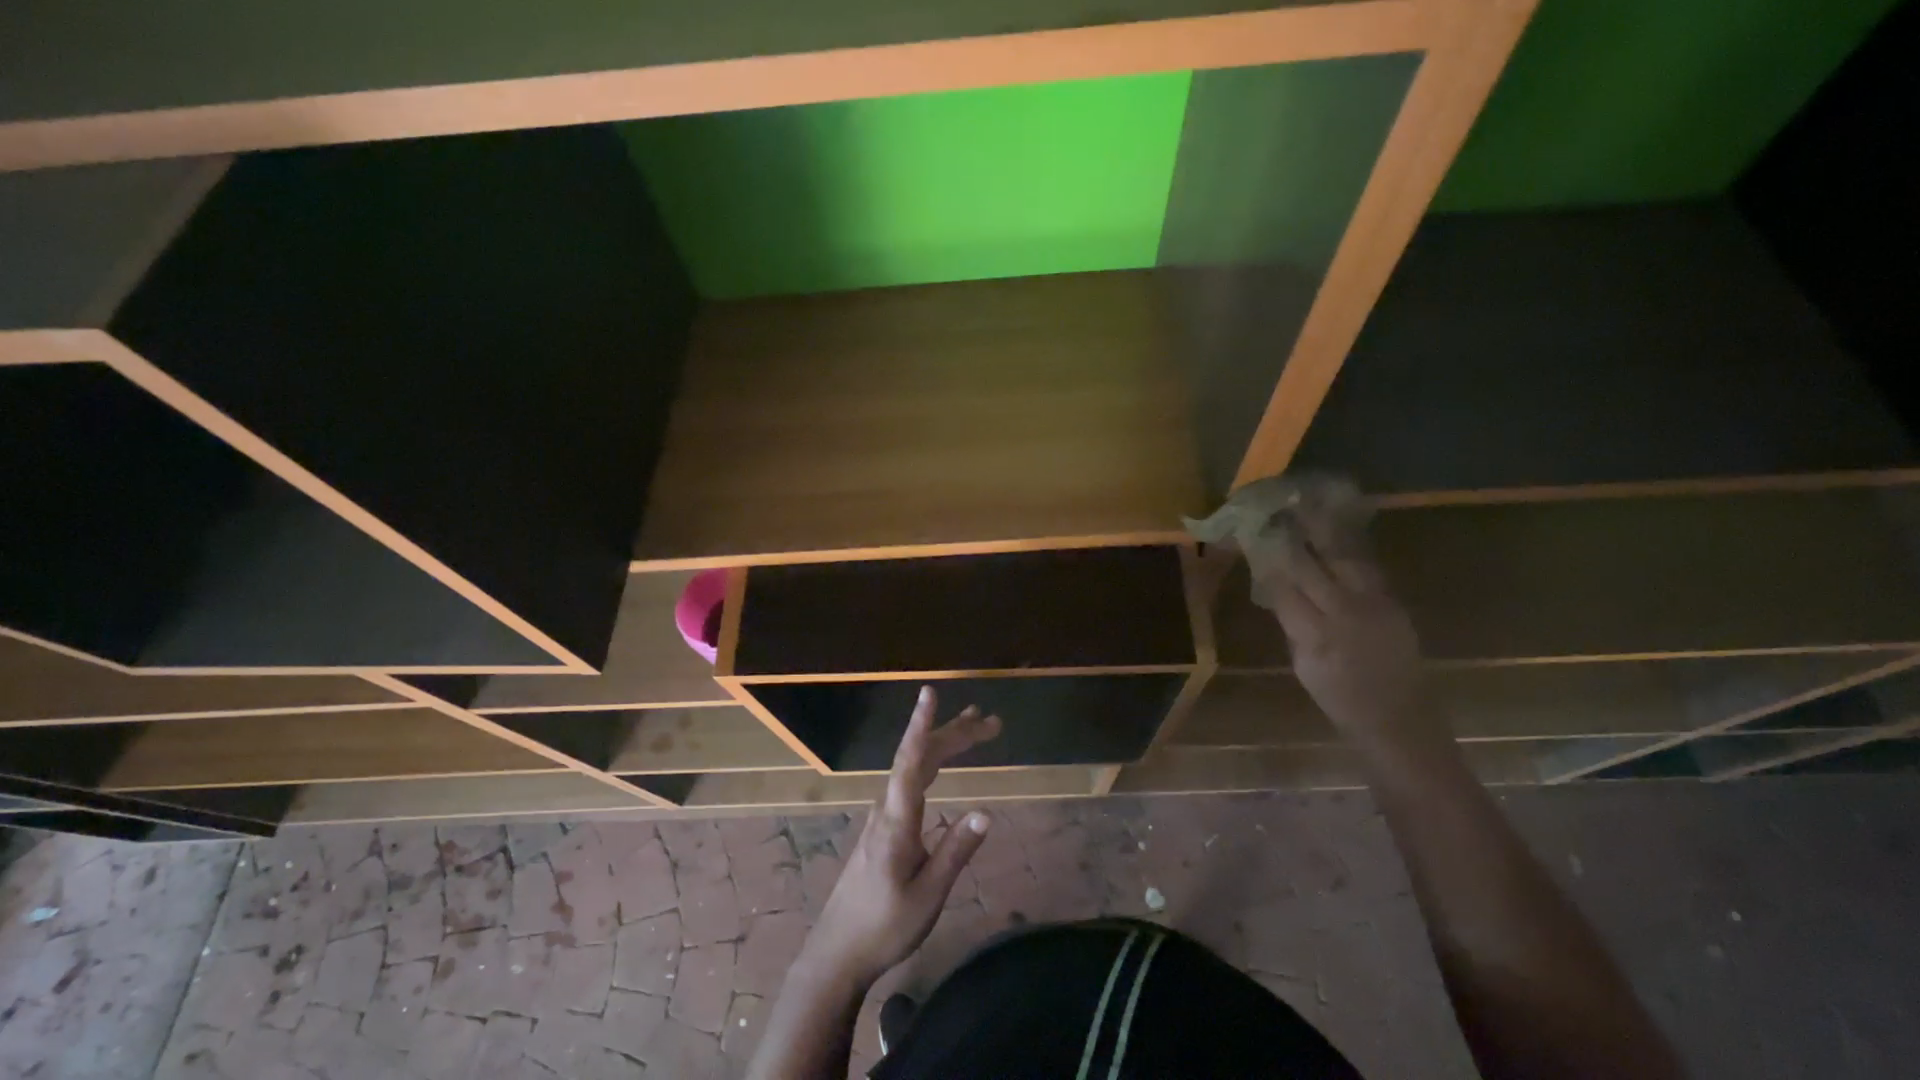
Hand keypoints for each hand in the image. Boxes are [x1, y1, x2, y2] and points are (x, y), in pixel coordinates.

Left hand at [798, 685, 1001, 988]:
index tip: (930, 692)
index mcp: (897, 822)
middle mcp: (886, 811)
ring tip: (974, 729)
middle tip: (992, 721)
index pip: (911, 762)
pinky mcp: (883, 831)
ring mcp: (882, 820)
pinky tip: (943, 770)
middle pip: (919, 759)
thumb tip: (984, 812)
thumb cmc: (884, 927)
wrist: (837, 953)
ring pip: (914, 769)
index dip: (922, 725)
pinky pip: (910, 784)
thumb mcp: (928, 895)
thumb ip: (955, 852)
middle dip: (953, 734)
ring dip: (944, 747)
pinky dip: (932, 767)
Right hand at [1264, 525, 1434, 750]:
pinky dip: (1347, 546)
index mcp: (1315, 636)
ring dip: (1322, 529)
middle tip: (1274, 509)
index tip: (1252, 536)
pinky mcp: (1392, 600)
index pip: (1283, 587)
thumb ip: (1292, 625)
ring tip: (1305, 505)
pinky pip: (1365, 566)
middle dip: (1290, 537)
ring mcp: (1373, 604)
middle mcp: (1344, 614)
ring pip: (1342, 556)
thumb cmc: (1340, 700)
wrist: (1398, 716)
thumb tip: (1278, 588)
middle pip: (1310, 565)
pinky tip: (1335, 530)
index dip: (1266, 560)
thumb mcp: (1303, 666)